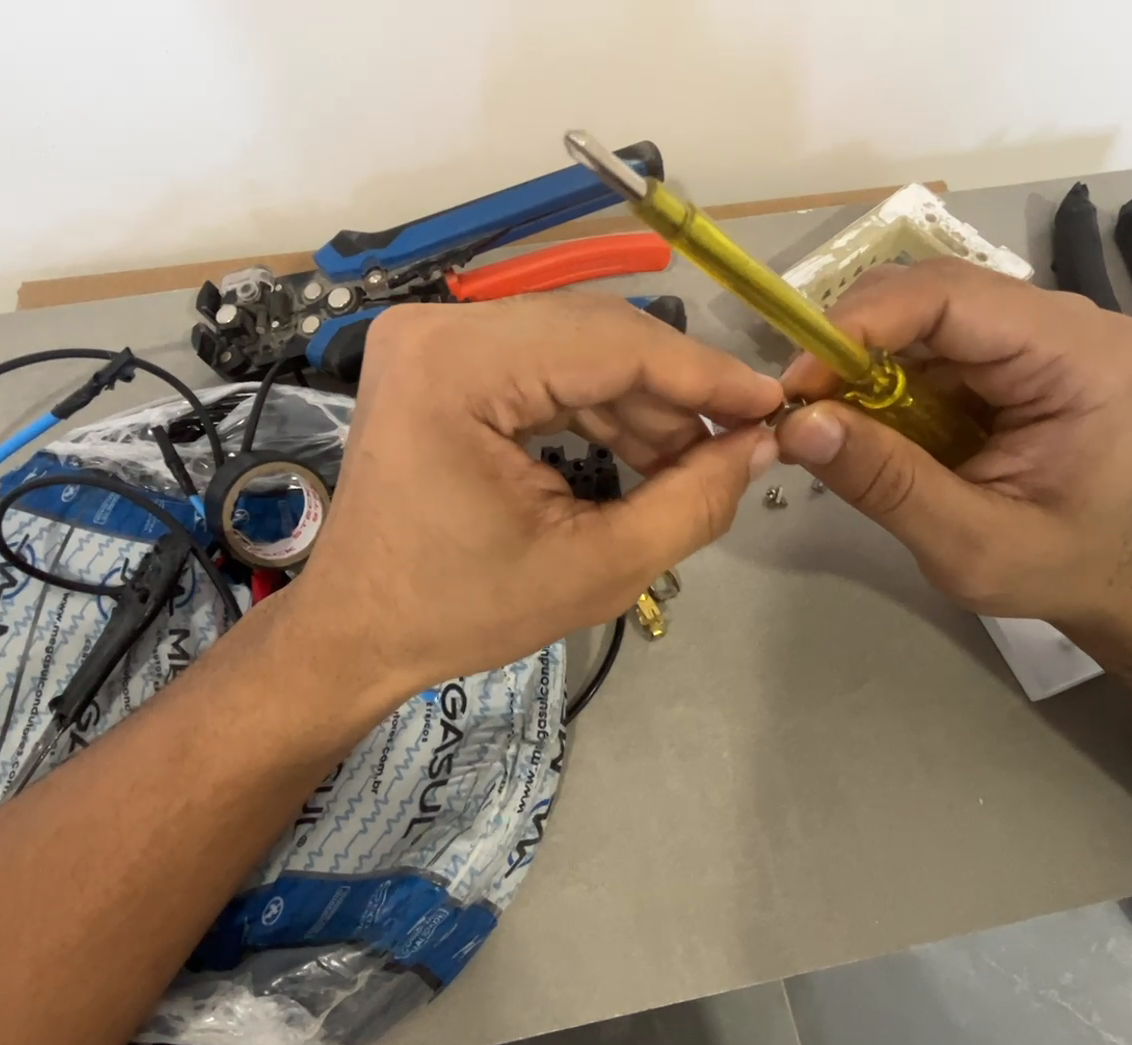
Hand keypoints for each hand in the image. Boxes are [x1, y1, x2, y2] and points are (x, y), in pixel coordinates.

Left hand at [285, 293, 782, 700]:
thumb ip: (692, 504)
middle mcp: (438, 328)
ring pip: (572, 348)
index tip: (772, 402)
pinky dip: (594, 407)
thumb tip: (759, 445)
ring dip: (638, 403)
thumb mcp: (594, 570)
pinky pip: (539, 367)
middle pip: (593, 335)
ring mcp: (432, 340)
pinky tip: (638, 452)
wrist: (359, 629)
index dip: (705, 375)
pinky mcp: (437, 362)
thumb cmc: (460, 611)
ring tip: (689, 462)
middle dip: (672, 392)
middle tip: (734, 442)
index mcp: (458, 366)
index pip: (614, 343)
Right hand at [775, 259, 1131, 625]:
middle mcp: (1062, 324)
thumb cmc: (1057, 569)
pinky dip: (872, 376)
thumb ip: (886, 484)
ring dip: (854, 360)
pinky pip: (921, 343)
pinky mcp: (1003, 355)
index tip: (796, 386)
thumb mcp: (967, 545)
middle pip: (930, 291)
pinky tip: (855, 420)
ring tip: (819, 419)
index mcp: (1079, 358)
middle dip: (849, 341)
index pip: (951, 296)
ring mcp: (1033, 334)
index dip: (860, 325)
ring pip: (917, 311)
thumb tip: (795, 425)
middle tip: (797, 406)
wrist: (1109, 577)